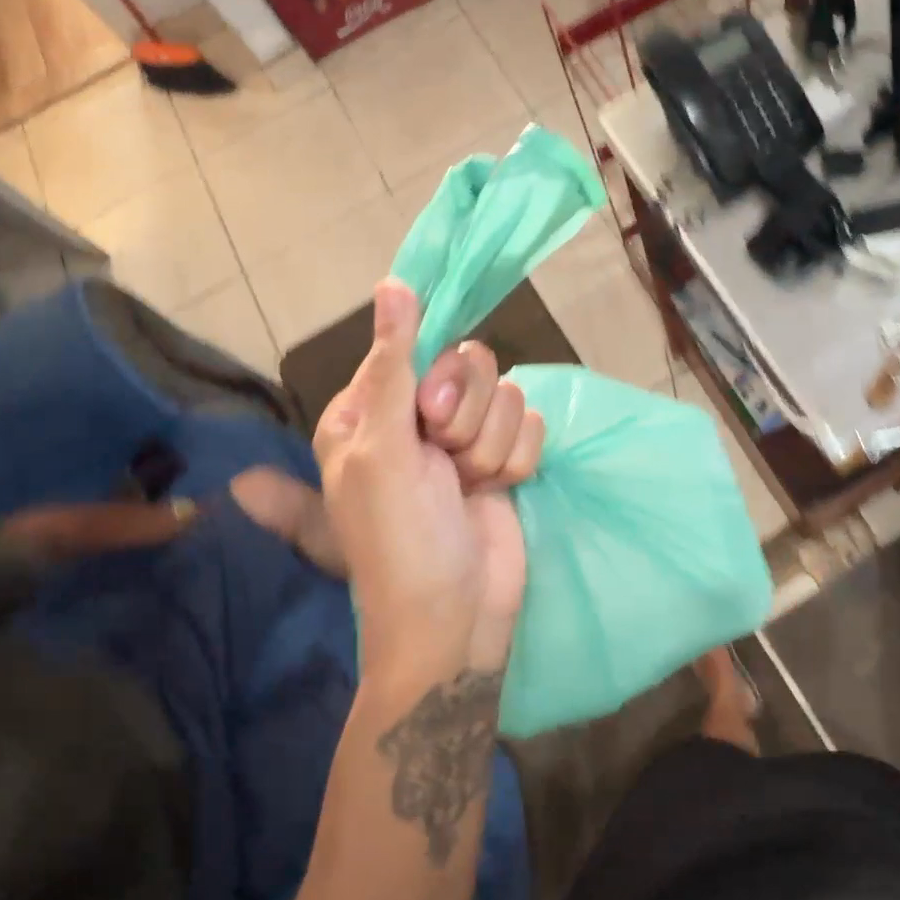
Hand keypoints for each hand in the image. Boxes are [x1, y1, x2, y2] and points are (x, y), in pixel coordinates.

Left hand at [235, 281, 538, 680]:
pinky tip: (497, 492)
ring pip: (505, 395)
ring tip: (470, 486)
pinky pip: (529, 425)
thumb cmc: (403, 538)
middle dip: (466, 416)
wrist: (457, 616)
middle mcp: (417, 418)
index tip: (429, 419)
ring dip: (492, 446)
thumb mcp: (384, 450)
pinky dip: (517, 461)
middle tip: (446, 459)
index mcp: (370, 409)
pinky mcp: (503, 461)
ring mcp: (463, 441)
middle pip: (470, 365)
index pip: (416, 347)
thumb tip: (394, 283)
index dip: (433, 379)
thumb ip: (394, 366)